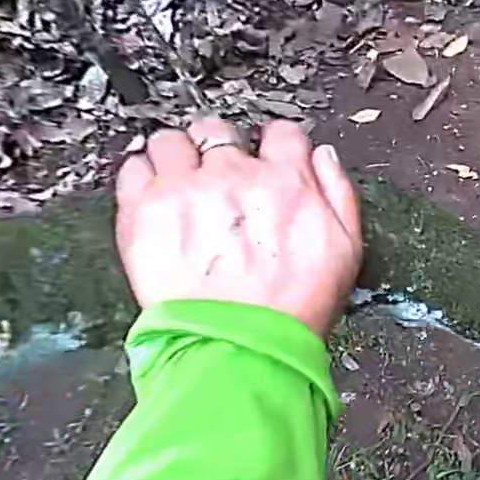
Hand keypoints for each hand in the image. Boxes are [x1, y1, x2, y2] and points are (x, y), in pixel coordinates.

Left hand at [115, 117, 362, 337]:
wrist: (241, 348)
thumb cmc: (293, 310)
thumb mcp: (345, 253)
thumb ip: (338, 194)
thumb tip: (322, 155)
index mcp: (287, 182)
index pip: (281, 134)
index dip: (275, 148)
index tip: (268, 164)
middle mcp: (234, 175)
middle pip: (220, 132)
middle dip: (220, 151)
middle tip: (218, 182)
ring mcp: (185, 190)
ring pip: (171, 142)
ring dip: (177, 158)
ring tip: (180, 189)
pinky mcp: (145, 211)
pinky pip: (134, 168)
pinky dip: (142, 177)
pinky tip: (154, 200)